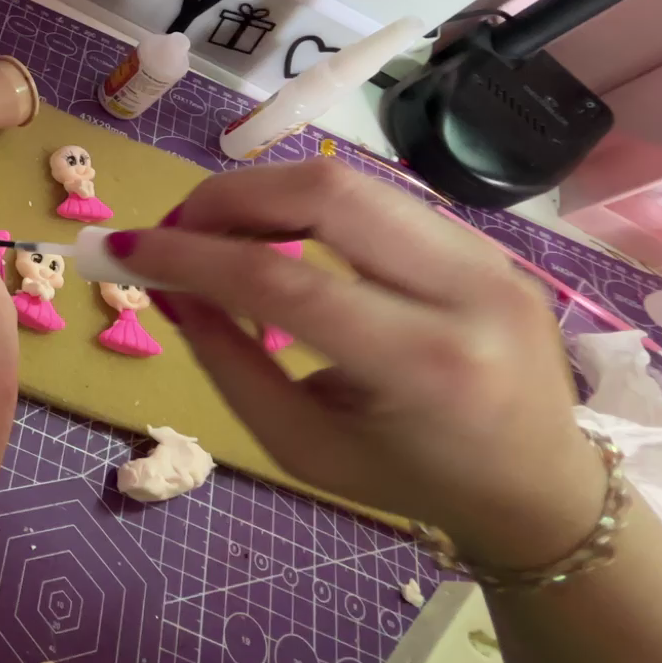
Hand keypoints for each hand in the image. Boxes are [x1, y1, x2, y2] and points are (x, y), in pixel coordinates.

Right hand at [107, 160, 605, 569]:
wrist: (539, 484)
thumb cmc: (403, 475)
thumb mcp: (296, 444)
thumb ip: (226, 360)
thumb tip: (168, 287)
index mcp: (427, 367)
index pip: (283, 281)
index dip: (189, 256)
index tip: (122, 249)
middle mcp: (470, 292)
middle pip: (323, 193)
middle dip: (224, 198)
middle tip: (172, 229)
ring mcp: (486, 254)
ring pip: (343, 178)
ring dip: (255, 192)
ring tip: (212, 231)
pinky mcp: (478, 237)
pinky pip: (365, 193)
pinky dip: (293, 199)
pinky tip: (265, 233)